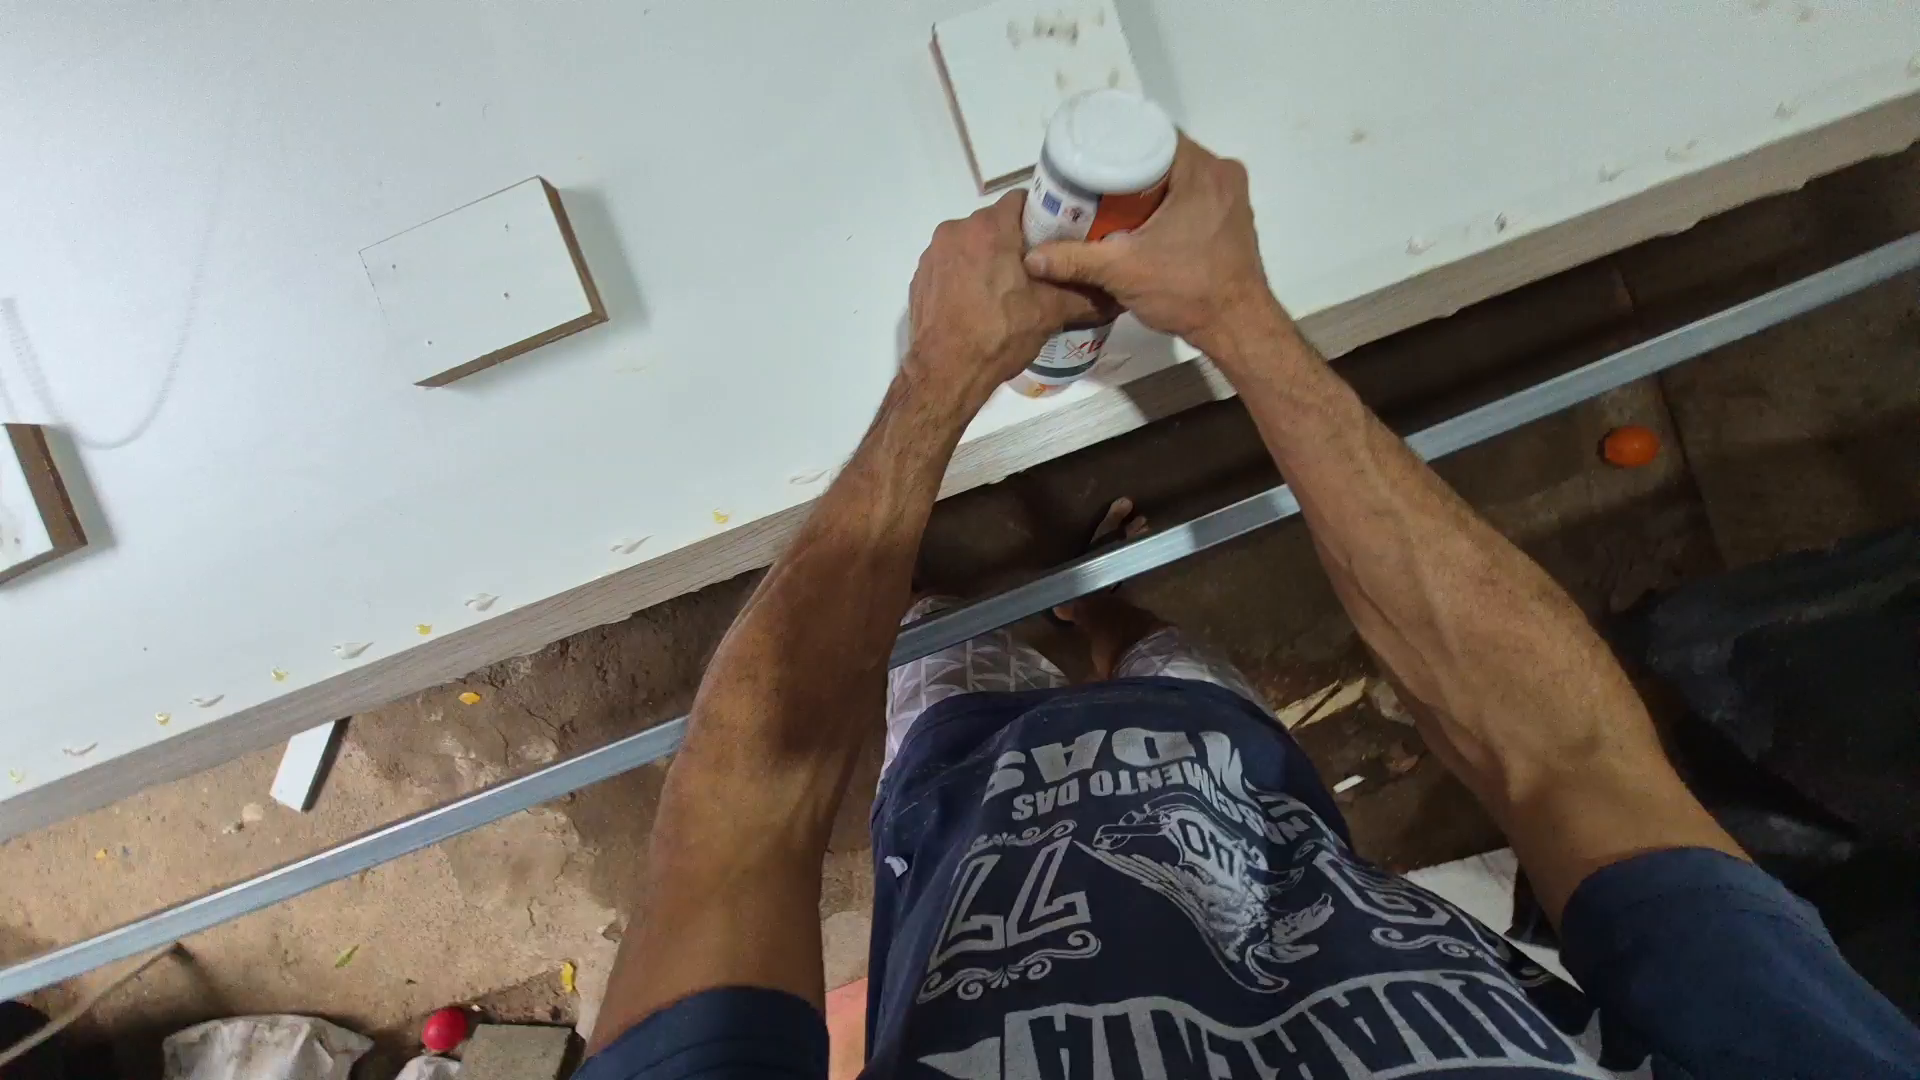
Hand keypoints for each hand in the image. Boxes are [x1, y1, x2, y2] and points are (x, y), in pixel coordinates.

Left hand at [905, 191, 1105, 405]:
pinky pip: (950, 268)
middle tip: (1035, 273)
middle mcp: (956, 230)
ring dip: (987, 261)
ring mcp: (932, 255)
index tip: (1055, 241)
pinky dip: (964, 279)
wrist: (945, 373)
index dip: (1043, 218)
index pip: (1024, 200)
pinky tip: (976, 307)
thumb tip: (1115, 297)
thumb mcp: (1049, 314)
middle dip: (1015, 244)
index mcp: (990, 227)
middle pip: (995, 224)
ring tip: (1004, 294)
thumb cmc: (999, 335)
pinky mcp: (919, 279)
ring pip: (970, 246)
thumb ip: (1083, 296)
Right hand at [1023, 136, 1283, 355]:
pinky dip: (1164, 207)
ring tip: (1107, 205)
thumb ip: (1075, 261)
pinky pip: (1190, 200)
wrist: (1236, 328)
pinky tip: (1138, 226)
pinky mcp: (1230, 222)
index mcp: (1201, 171)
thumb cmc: (1186, 290)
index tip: (1088, 160)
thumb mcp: (1122, 272)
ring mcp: (1231, 199)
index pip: (1152, 135)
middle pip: (1163, 157)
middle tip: (1090, 184)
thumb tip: (1032, 258)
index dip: (1116, 144)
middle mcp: (1221, 175)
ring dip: (1145, 191)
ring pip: (1177, 181)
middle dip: (1126, 171)